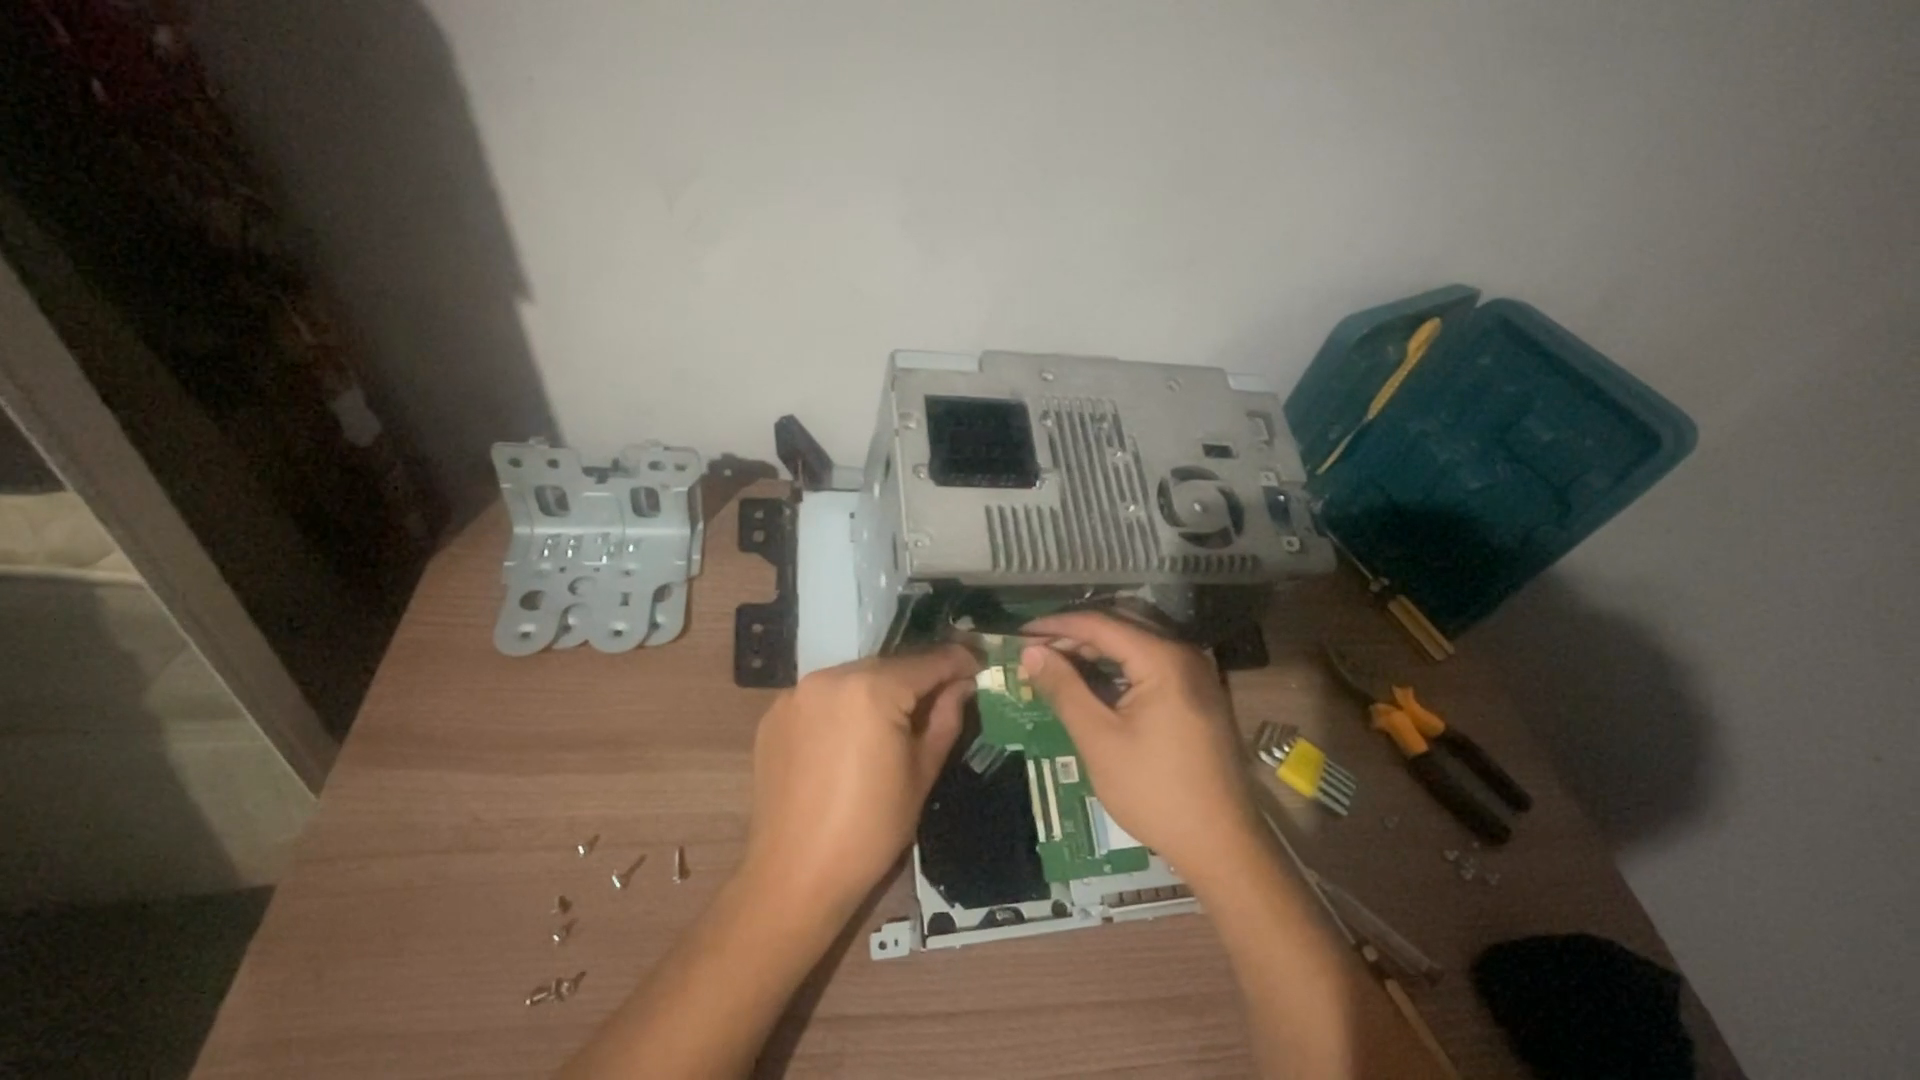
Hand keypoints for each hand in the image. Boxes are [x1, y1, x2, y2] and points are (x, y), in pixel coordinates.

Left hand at [739, 646, 977, 913]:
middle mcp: (829, 678)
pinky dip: (844, 707)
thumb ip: (945, 718)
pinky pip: (822, 698)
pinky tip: (854, 736)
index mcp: (871, 689)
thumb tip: (961, 686)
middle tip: (945, 694)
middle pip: (886, 667)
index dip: (957, 662)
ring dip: (879, 691)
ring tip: (899, 719)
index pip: (925, 662)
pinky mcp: (774, 716)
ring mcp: (795, 695)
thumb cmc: (872, 828)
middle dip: (917, 678)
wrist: (797, 873)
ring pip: (852, 680)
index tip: (978, 666)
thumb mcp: (922, 772)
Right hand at [1020, 613, 1263, 880]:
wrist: (1219, 843)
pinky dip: (1118, 669)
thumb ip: (1065, 689)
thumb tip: (1030, 653)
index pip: (1100, 625)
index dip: (1056, 626)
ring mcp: (1197, 675)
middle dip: (1074, 636)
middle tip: (1033, 652)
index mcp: (1164, 660)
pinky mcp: (1198, 696)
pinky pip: (1152, 666)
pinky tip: (1091, 684)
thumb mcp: (1099, 739)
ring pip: (1136, 646)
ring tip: (1054, 665)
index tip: (1019, 634)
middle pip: (1120, 628)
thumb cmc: (1154, 792)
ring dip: (1095, 652)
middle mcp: (1185, 656)